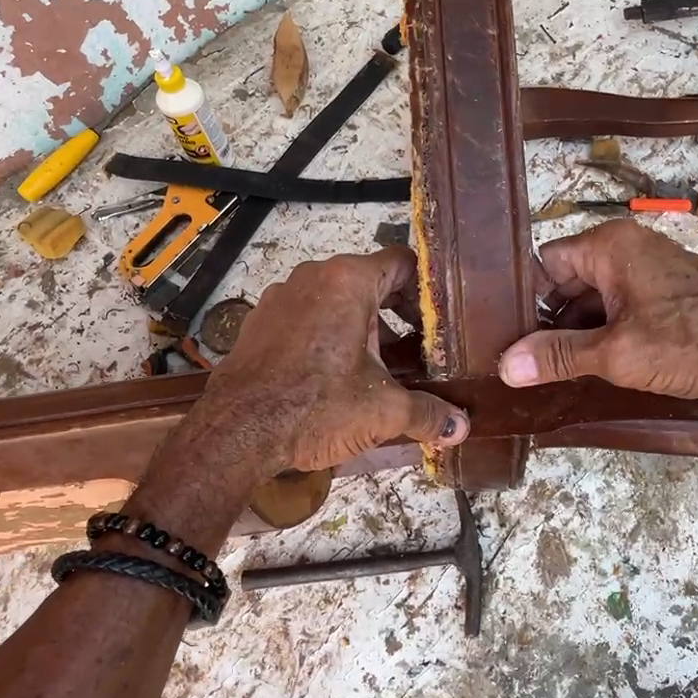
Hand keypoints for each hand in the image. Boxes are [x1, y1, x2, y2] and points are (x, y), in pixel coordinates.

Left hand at [205, 246, 468, 470]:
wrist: (235, 434)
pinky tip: (337, 374)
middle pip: (372, 280)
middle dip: (399, 314)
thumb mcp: (383, 411)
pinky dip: (330, 334)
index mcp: (348, 281)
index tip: (438, 322)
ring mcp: (282, 296)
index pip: (403, 262)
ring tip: (381, 367)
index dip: (427, 290)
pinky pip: (308, 315)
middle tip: (418, 349)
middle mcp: (314, 277)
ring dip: (365, 326)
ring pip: (338, 299)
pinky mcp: (261, 321)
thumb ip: (428, 413)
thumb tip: (462, 428)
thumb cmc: (314, 408)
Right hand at [499, 220, 697, 400]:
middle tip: (523, 360)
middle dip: (549, 320)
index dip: (524, 301)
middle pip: (569, 281)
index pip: (545, 264)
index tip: (505, 337)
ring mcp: (650, 268)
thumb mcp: (615, 354)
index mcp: (608, 245)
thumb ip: (558, 357)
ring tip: (551, 369)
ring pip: (595, 297)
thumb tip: (505, 366)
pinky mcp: (667, 291)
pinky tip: (593, 365)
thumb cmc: (688, 341)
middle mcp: (627, 247)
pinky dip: (605, 331)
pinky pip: (621, 305)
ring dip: (578, 331)